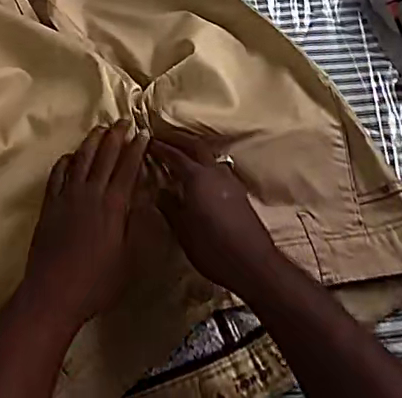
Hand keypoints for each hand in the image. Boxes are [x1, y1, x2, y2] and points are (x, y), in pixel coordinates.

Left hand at [17, 120, 148, 328]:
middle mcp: (91, 193)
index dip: (136, 148)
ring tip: (101, 128)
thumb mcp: (128, 259)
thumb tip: (147, 198)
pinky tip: (71, 156)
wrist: (53, 293)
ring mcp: (68, 195)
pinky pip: (58, 173)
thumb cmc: (96, 283)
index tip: (143, 133)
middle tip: (124, 120)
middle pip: (105, 155)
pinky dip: (67, 160)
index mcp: (113, 205)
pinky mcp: (50, 203)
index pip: (128, 168)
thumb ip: (138, 226)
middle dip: (116, 135)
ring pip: (82, 158)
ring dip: (93, 141)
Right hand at [147, 132, 286, 296]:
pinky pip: (218, 169)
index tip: (150, 142)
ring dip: (195, 151)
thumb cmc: (212, 247)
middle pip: (196, 146)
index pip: (176, 156)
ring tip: (183, 156)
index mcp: (197, 177)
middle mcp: (215, 172)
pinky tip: (202, 178)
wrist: (252, 262)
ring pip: (210, 156)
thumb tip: (160, 191)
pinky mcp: (240, 192)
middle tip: (165, 139)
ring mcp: (230, 181)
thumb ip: (170, 207)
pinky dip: (206, 166)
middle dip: (179, 140)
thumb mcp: (183, 230)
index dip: (161, 148)